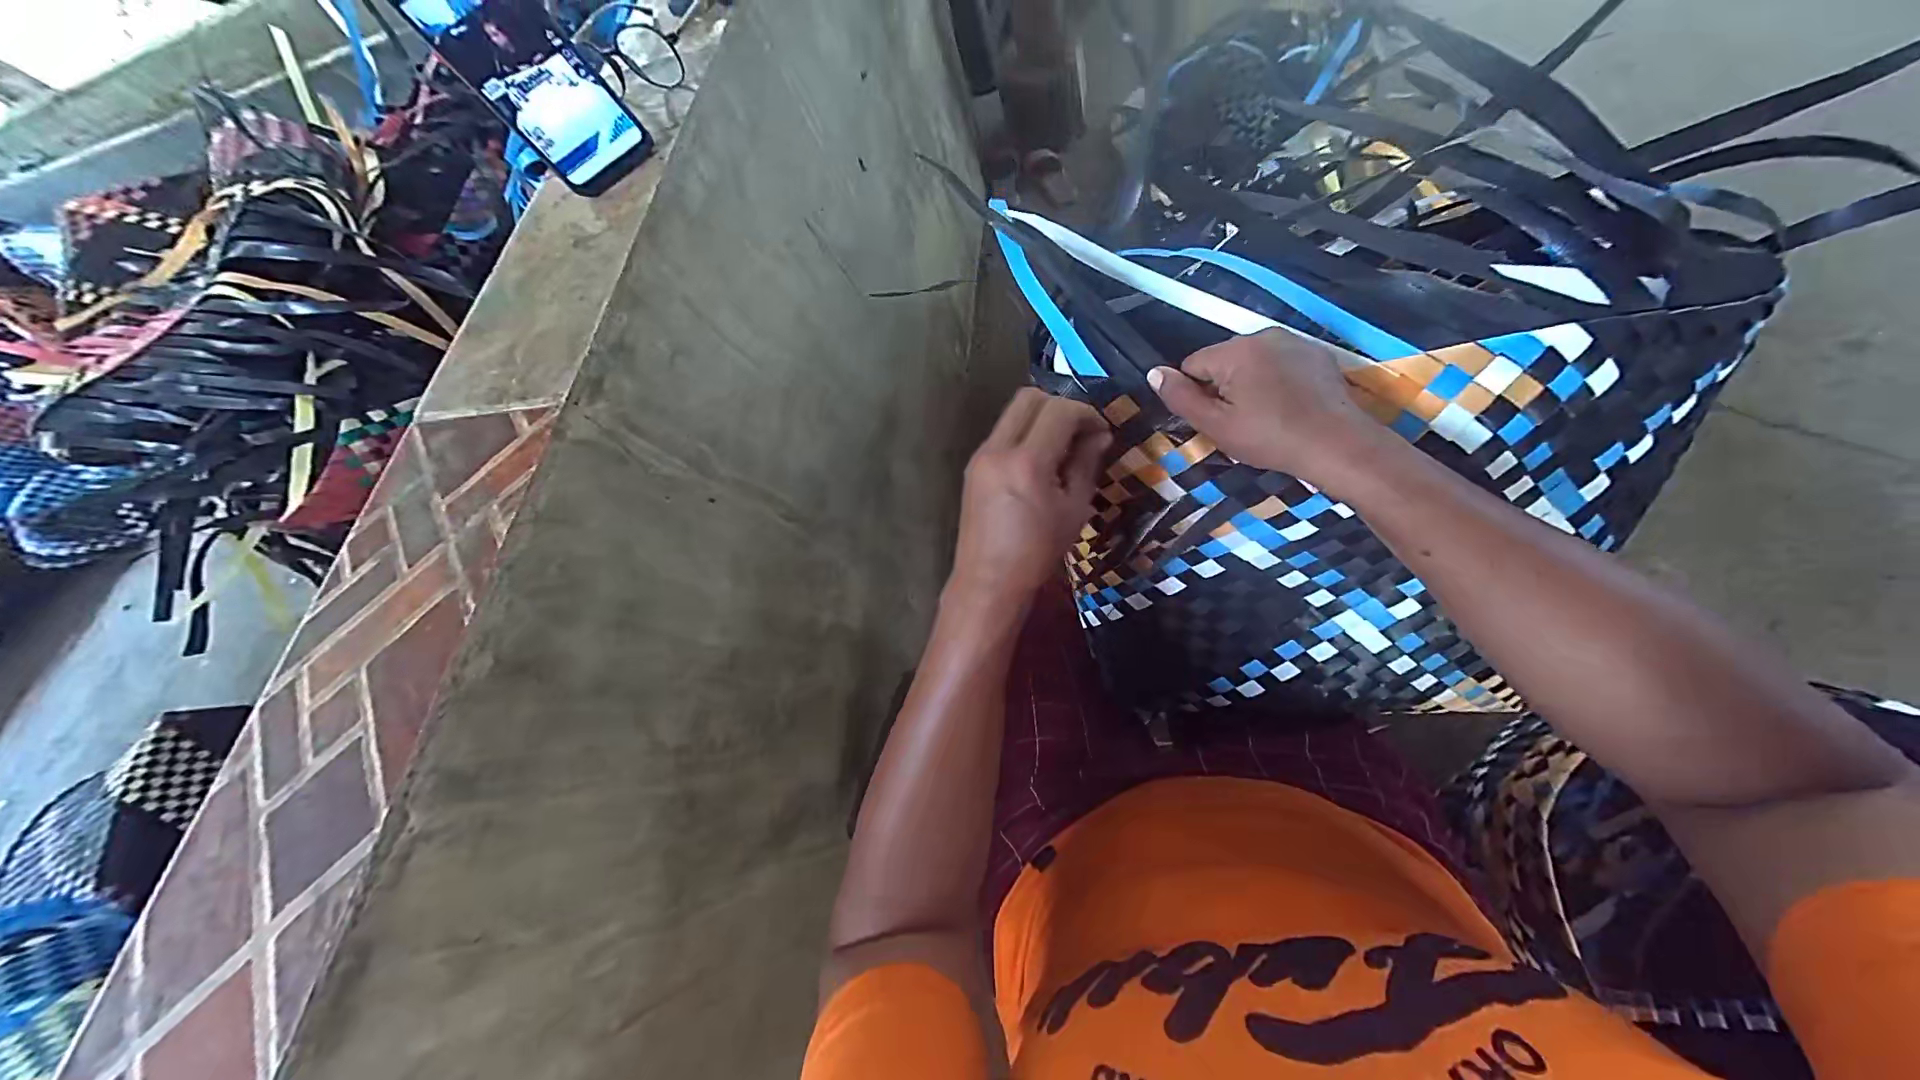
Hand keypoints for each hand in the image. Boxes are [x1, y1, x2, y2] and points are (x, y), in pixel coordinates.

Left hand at [949, 388, 1111, 606]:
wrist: (988, 581)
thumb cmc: (1038, 552)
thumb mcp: (1074, 509)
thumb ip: (1085, 464)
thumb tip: (1099, 435)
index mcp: (1027, 462)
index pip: (1059, 411)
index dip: (1086, 413)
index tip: (1101, 431)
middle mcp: (997, 450)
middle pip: (1030, 397)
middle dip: (1061, 406)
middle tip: (1081, 430)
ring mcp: (980, 456)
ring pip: (1013, 413)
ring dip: (1041, 418)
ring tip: (1063, 448)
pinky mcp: (973, 466)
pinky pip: (1002, 433)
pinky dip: (1025, 434)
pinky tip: (1040, 461)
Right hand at [1148, 329, 1385, 483]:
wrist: (1337, 444)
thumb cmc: (1270, 437)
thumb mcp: (1216, 425)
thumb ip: (1181, 398)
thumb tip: (1154, 373)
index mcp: (1235, 351)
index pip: (1192, 365)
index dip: (1196, 396)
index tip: (1215, 420)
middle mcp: (1263, 336)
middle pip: (1223, 363)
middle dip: (1224, 389)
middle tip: (1240, 425)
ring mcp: (1294, 342)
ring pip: (1252, 364)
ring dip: (1250, 387)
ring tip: (1266, 419)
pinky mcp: (1317, 355)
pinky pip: (1280, 366)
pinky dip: (1277, 384)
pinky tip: (1288, 410)